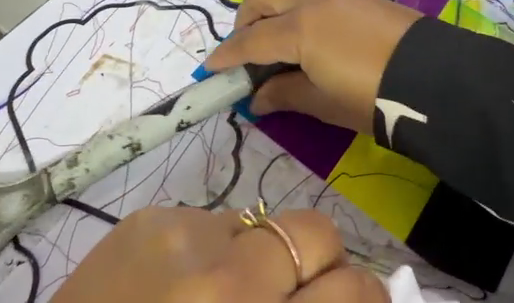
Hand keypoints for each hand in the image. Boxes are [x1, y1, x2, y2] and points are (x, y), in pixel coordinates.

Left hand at [50, 205, 386, 302]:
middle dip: (322, 263)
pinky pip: (208, 222)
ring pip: (261, 222)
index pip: (351, 291)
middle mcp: (227, 278)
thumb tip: (344, 296)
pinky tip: (177, 286)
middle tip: (303, 291)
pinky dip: (209, 252)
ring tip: (226, 292)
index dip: (366, 295)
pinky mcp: (148, 219)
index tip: (359, 302)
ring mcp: (183, 237)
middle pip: (317, 232)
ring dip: (259, 256)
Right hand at [205, 0, 424, 132]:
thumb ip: (286, 94)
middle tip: (244, 50)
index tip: (209, 69)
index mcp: (298, 29)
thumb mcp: (325, 103)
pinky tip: (301, 15)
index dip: (227, 56)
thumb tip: (257, 97)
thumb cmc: (372, 97)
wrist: (431, 75)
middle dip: (245, 20)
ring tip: (271, 25)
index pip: (250, 41)